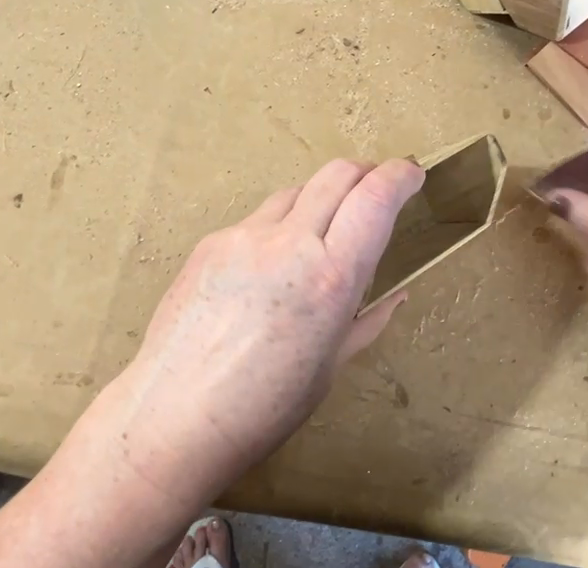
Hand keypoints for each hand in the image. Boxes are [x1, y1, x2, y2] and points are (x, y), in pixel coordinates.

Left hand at [98, 159, 423, 506]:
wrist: (176, 415)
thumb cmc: (265, 407)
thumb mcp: (330, 366)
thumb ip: (366, 320)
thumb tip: (396, 296)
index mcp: (330, 277)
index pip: (375, 198)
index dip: (399, 176)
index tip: (411, 173)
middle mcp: (289, 242)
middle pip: (337, 174)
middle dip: (365, 172)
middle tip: (376, 187)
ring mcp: (245, 236)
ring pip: (295, 192)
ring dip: (320, 198)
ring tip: (321, 230)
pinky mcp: (211, 241)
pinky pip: (257, 220)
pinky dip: (278, 228)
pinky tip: (269, 267)